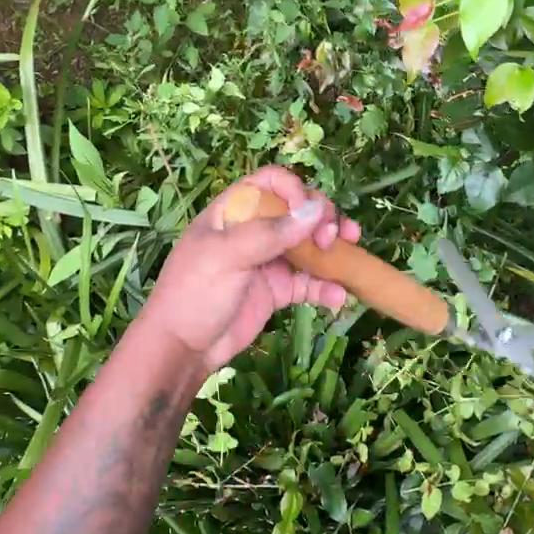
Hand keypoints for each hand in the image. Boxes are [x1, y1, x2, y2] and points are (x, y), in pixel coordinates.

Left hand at [134, 166, 357, 374]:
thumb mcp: (227, 256)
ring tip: (350, 259)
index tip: (309, 213)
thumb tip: (317, 209)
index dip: (296, 191)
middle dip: (322, 220)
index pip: (272, 183)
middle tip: (334, 238)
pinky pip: (309, 282)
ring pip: (309, 245)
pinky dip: (327, 287)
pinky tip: (339, 297)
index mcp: (234, 211)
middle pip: (298, 212)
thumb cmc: (194, 292)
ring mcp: (268, 261)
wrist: (182, 350)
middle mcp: (254, 231)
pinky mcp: (278, 290)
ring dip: (333, 250)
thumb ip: (272, 233)